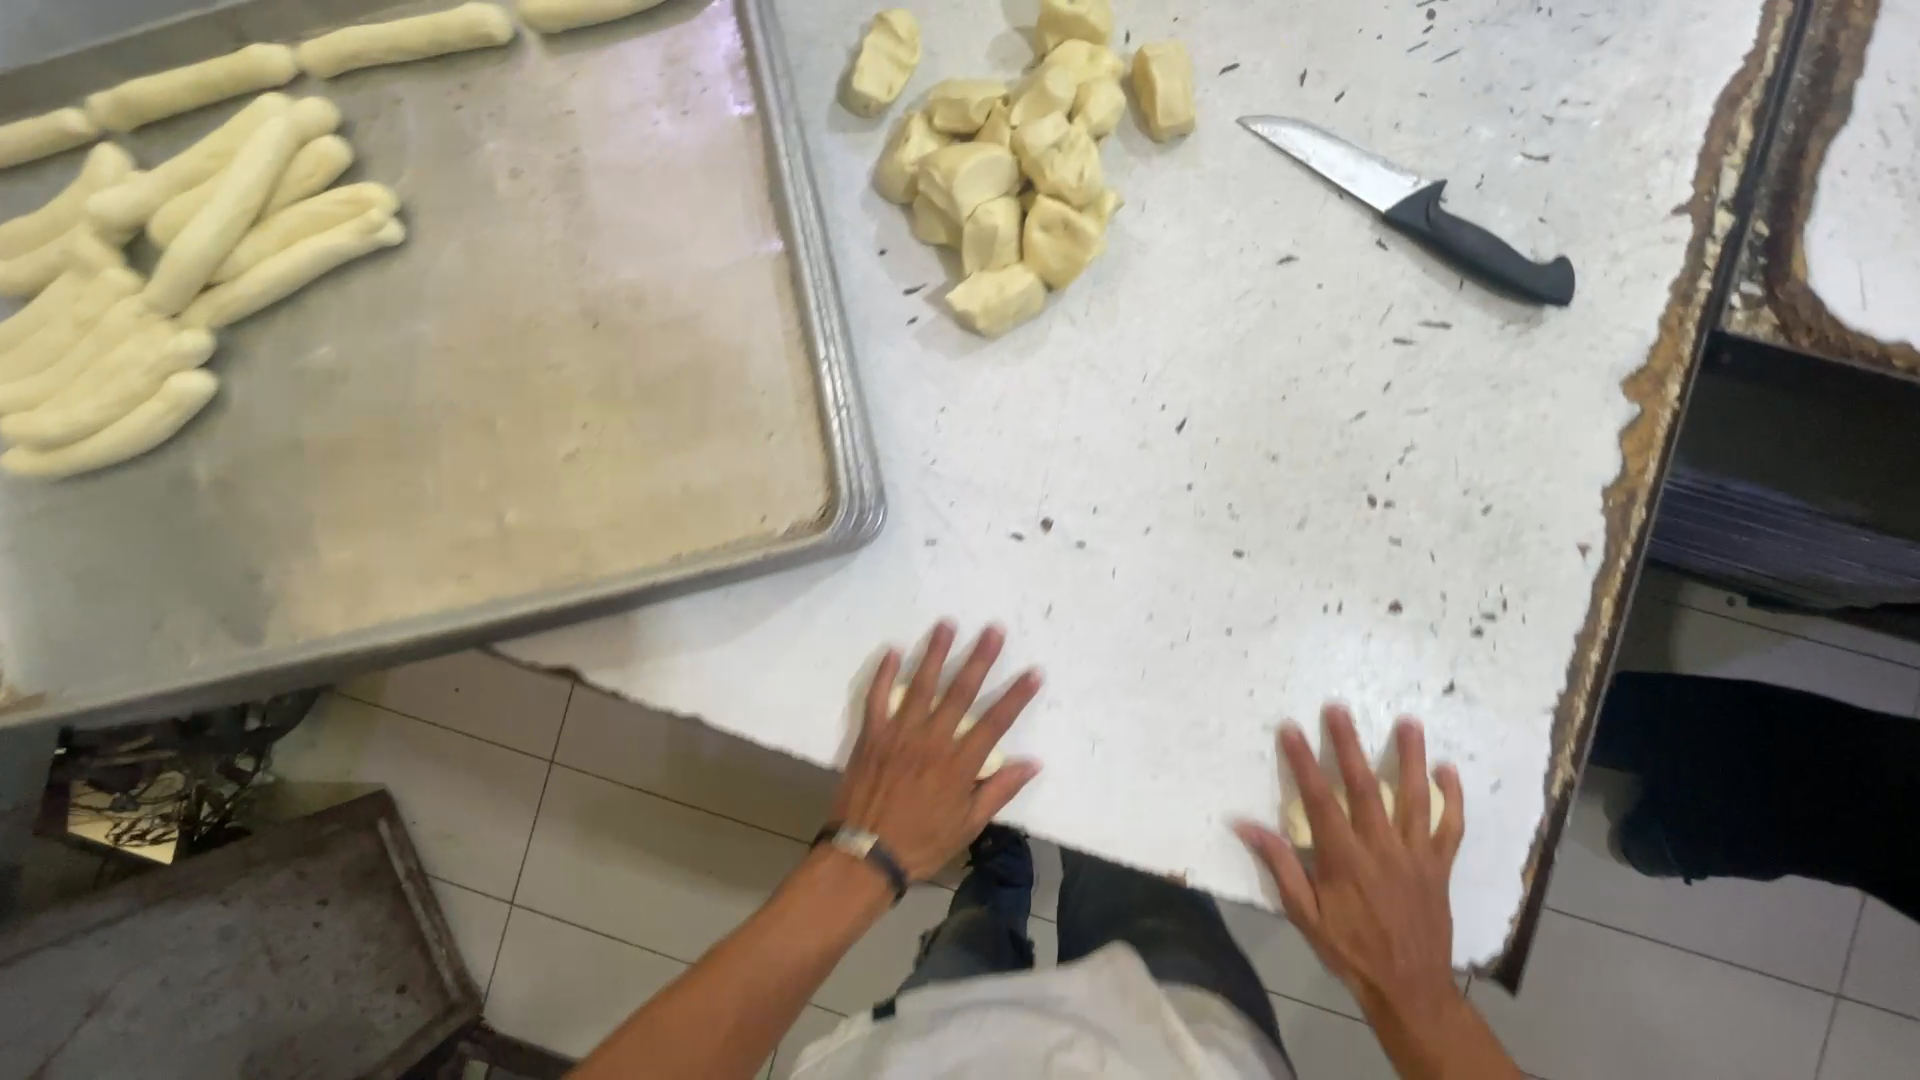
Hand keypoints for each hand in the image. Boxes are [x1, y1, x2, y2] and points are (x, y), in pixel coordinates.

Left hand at [830, 621, 1042, 880]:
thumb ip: (999, 790)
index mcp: (959, 764)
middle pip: (961, 692)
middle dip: (980, 658)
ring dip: (936, 653)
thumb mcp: (969, 826)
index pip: (995, 722)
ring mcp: (899, 733)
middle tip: (993, 629)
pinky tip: (894, 650)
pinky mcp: (871, 735)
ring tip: (948, 624)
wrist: (864, 855)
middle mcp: (932, 740)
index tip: (1034, 672)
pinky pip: (877, 697)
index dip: (1016, 696)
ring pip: (922, 685)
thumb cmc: (921, 843)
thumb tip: (1032, 763)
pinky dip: (885, 673)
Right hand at [1235, 704, 1464, 1021]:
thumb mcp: (1303, 914)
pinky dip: (1452, 798)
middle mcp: (1382, 848)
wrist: (1409, 987)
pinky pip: (1451, 827)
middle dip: (1349, 745)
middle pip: (1365, 787)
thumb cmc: (1349, 949)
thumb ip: (1280, 865)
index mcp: (1345, 859)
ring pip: (1415, 798)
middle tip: (1338, 709)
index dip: (1303, 761)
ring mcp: (1416, 855)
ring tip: (1408, 721)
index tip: (1290, 729)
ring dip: (1410, 757)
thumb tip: (1244, 825)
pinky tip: (1447, 770)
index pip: (1319, 799)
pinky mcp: (1440, 866)